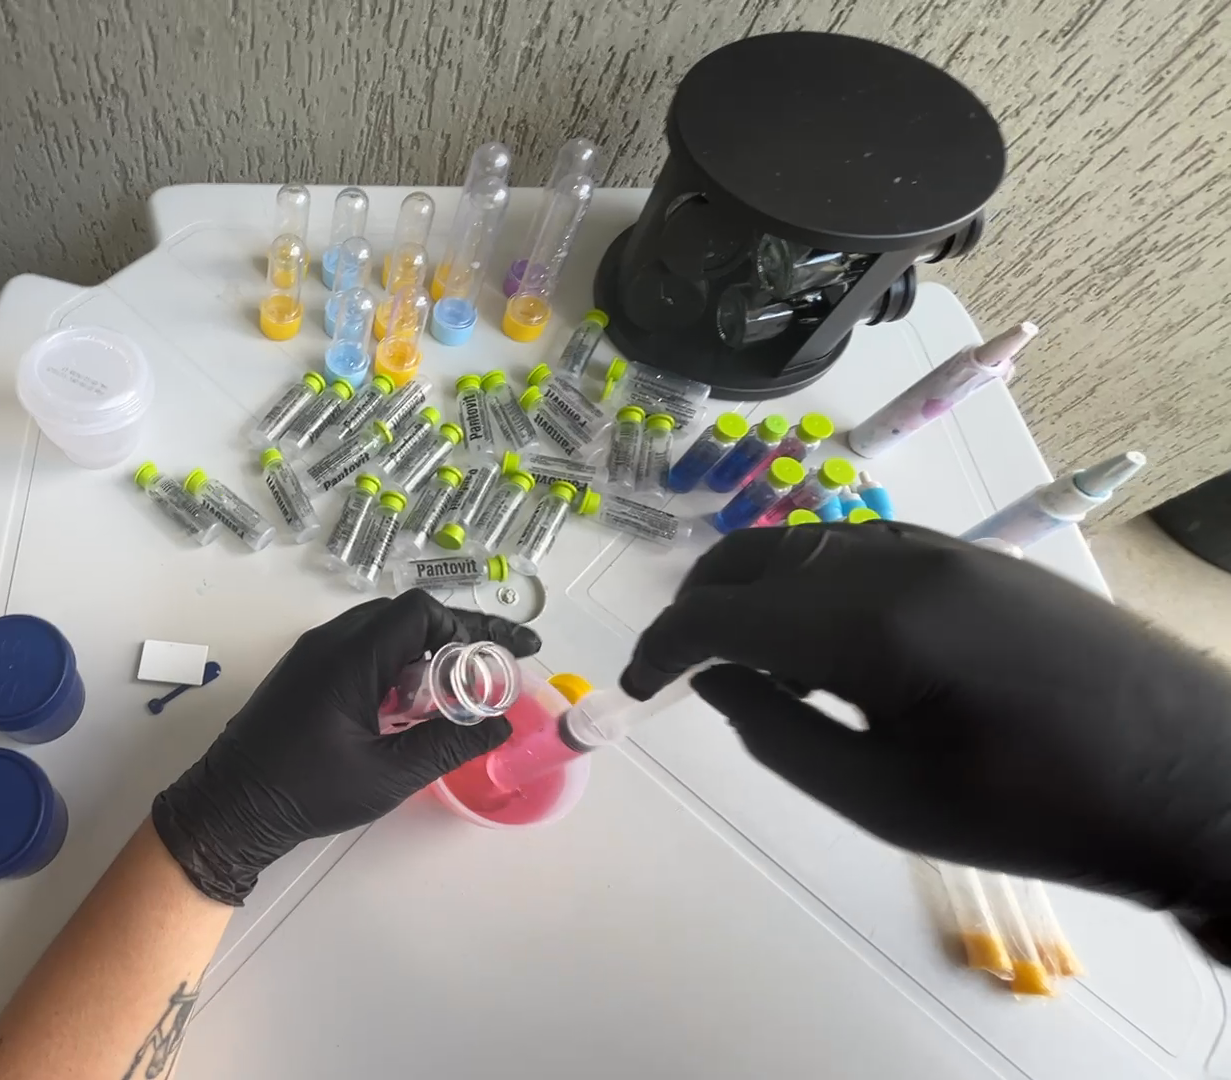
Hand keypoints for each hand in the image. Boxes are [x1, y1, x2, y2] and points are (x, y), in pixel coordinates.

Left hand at [153, 590, 541, 904]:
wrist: (232, 804)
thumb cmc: (307, 791)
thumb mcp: (388, 775)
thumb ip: (447, 744)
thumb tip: (499, 725)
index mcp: (349, 658)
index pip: (418, 612)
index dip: (464, 626)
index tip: (498, 654)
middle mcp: (329, 642)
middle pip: (402, 613)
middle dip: (451, 634)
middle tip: (488, 667)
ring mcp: (312, 652)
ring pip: (380, 627)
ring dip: (421, 647)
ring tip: (456, 684)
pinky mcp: (303, 668)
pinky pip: (358, 645)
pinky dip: (393, 658)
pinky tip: (410, 696)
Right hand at [620, 520, 1230, 918]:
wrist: (1218, 784)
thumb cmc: (1041, 810)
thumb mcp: (882, 798)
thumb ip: (772, 731)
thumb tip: (714, 680)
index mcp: (873, 627)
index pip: (720, 616)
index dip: (662, 648)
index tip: (638, 684)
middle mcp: (894, 564)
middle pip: (743, 559)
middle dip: (696, 611)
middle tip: (690, 668)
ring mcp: (934, 549)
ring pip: (789, 545)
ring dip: (746, 593)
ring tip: (761, 662)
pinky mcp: (964, 553)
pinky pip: (844, 549)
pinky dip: (800, 584)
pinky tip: (828, 641)